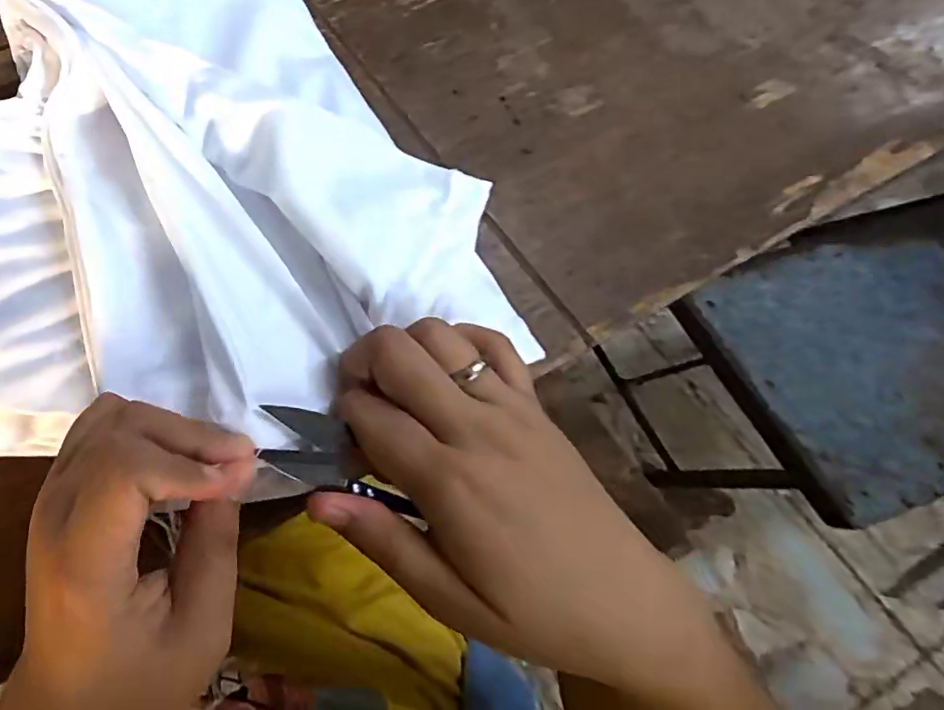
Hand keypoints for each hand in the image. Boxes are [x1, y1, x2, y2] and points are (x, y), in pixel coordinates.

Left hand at [0, 393, 257, 709]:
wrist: (65, 697)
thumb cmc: (135, 679)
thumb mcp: (197, 633)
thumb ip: (215, 547)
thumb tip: (235, 470)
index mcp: (81, 558)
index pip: (122, 470)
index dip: (184, 463)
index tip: (236, 476)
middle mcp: (54, 510)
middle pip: (118, 432)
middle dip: (186, 435)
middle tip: (239, 457)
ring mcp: (48, 492)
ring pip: (108, 417)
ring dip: (166, 427)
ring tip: (210, 455)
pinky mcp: (55, 486)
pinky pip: (97, 427)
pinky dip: (142, 428)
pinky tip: (172, 455)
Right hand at [306, 320, 768, 709]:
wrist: (629, 606)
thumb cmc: (529, 610)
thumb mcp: (446, 599)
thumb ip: (380, 540)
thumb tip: (315, 498)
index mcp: (450, 481)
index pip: (370, 413)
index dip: (343, 416)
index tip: (347, 444)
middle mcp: (476, 427)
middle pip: (395, 351)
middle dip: (359, 363)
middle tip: (361, 400)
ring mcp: (510, 406)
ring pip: (437, 333)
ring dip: (403, 348)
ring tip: (401, 387)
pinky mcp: (535, 402)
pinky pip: (492, 340)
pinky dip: (459, 339)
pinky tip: (449, 372)